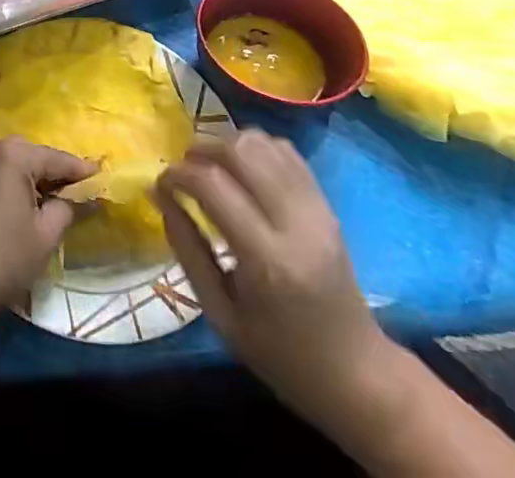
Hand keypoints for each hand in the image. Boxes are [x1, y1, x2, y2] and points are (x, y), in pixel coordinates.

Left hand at [0, 136, 94, 339]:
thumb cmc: (3, 258)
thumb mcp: (46, 234)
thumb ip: (71, 206)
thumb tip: (88, 195)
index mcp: (13, 155)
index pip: (58, 159)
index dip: (83, 173)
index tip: (105, 182)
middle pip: (35, 156)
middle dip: (57, 174)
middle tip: (81, 195)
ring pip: (15, 162)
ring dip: (35, 178)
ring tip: (57, 202)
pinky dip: (15, 182)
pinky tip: (27, 203)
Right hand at [152, 129, 393, 424]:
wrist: (355, 371)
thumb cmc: (278, 352)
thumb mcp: (218, 312)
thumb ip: (187, 248)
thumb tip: (159, 195)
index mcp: (266, 259)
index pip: (214, 185)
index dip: (178, 174)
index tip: (161, 183)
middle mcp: (297, 224)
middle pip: (243, 151)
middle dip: (202, 149)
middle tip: (183, 169)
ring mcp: (318, 211)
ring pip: (266, 145)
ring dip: (228, 145)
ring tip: (209, 167)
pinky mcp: (327, 207)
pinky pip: (288, 155)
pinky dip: (256, 150)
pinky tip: (240, 170)